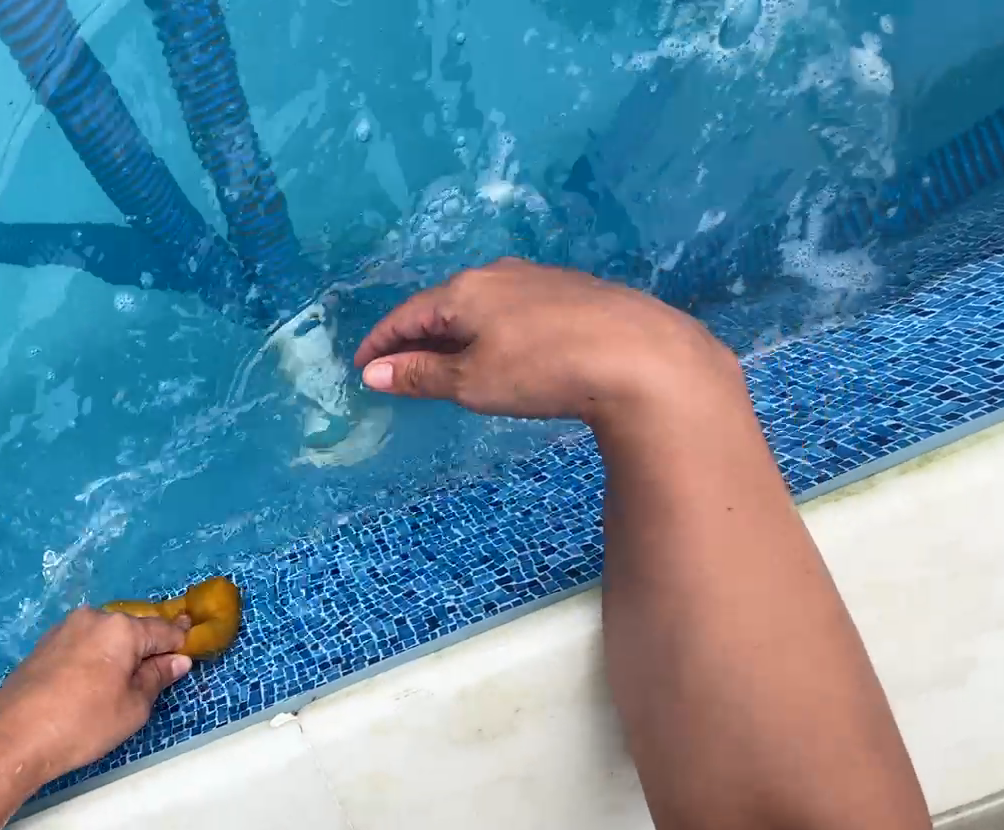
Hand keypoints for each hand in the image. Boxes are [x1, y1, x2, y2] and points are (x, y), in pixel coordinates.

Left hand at [0, 608, 191, 790]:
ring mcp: (64, 629)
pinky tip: (94, 684)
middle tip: (157, 678)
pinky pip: (84, 644)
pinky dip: (96, 658)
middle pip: (132, 629)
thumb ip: (157, 678)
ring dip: (120, 654)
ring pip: (106, 636)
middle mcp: (92, 618)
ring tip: (124, 686)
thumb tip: (177, 660)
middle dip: (148, 648)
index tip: (191, 656)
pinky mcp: (44, 645)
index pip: (162, 630)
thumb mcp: (132, 707)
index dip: (180, 644)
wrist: (11, 737)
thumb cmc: (82, 723)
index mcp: (120, 628)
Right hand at [353, 258, 743, 426]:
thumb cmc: (540, 370)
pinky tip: (497, 351)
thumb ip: (418, 375)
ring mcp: (536, 279)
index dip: (379, 343)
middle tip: (398, 369)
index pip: (405, 316)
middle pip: (439, 307)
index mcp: (463, 291)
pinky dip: (485, 332)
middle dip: (414, 338)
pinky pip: (507, 310)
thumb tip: (372, 372)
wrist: (642, 357)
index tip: (360, 367)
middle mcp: (496, 274)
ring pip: (476, 307)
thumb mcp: (469, 381)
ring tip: (444, 364)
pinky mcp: (569, 292)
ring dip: (451, 336)